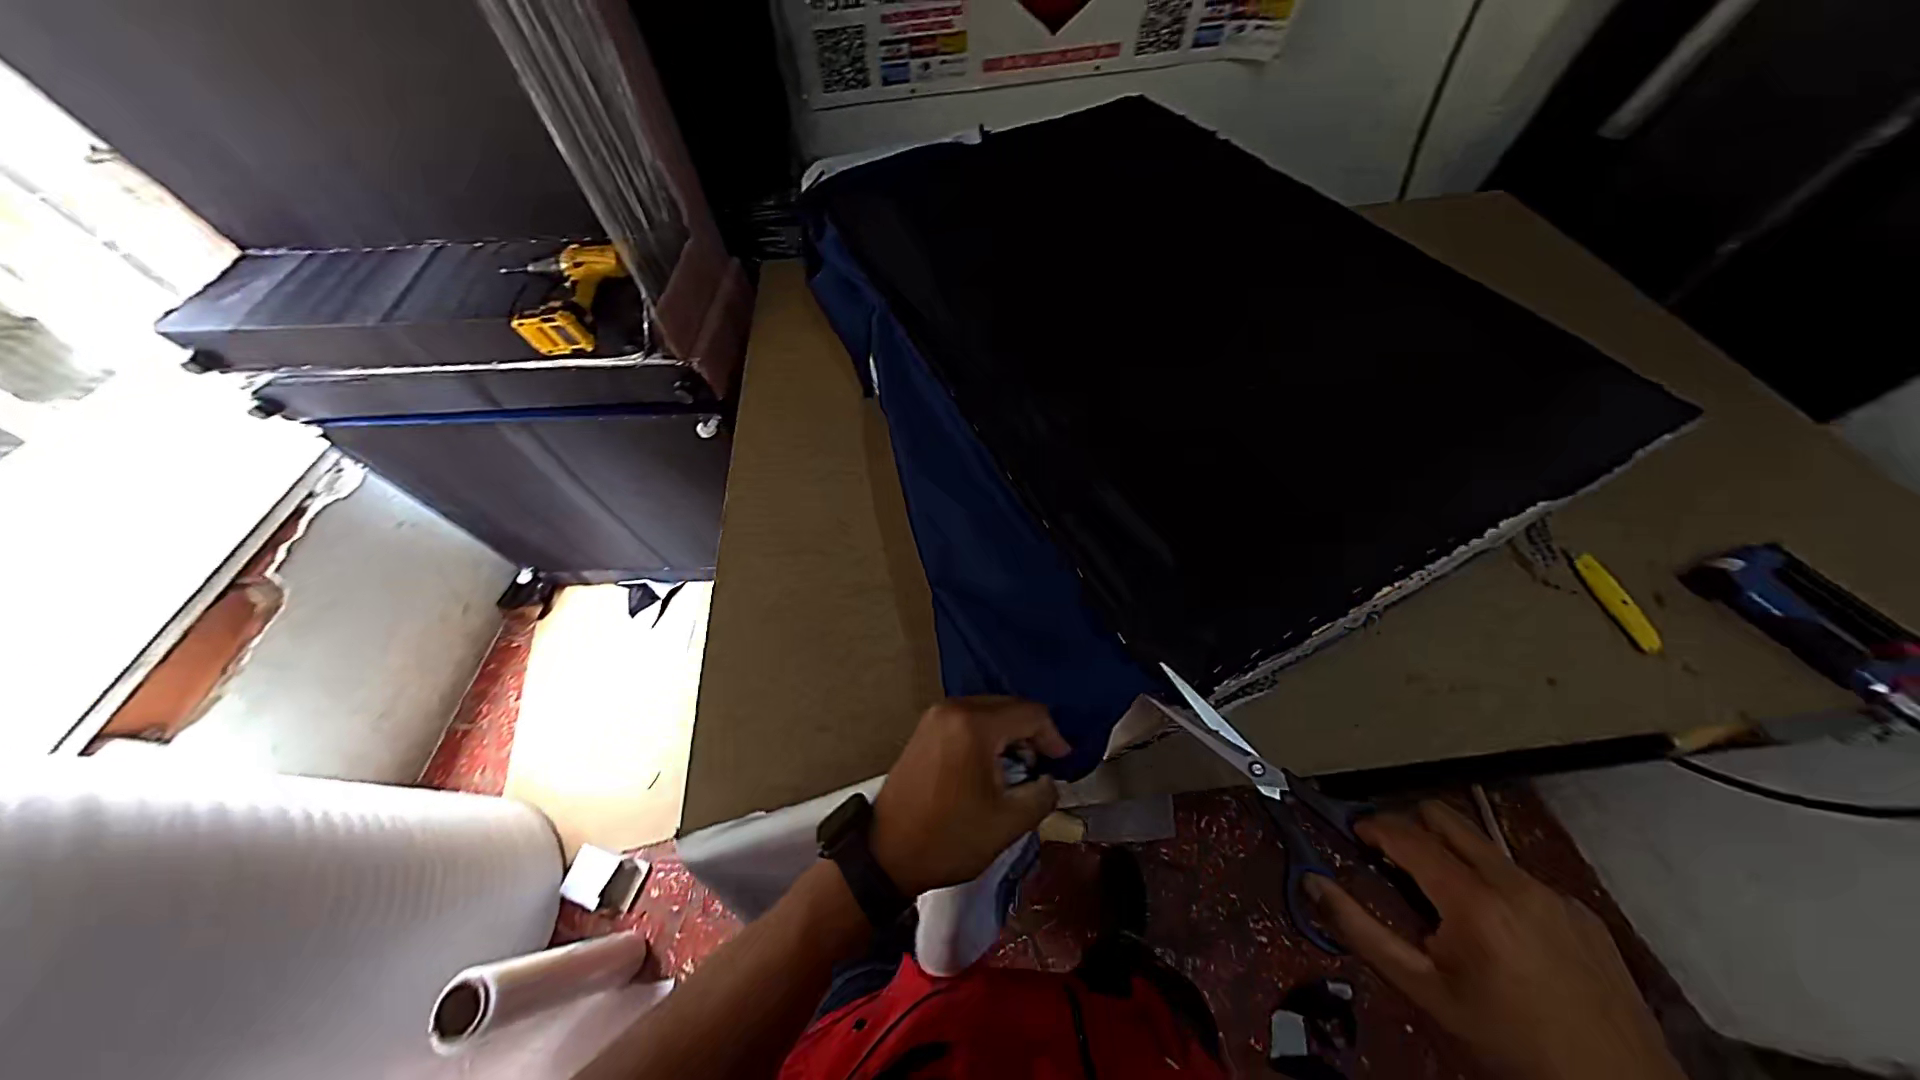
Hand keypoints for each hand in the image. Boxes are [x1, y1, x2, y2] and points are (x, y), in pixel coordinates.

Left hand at [869, 696, 1069, 895]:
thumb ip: (1043, 793)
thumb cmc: (948, 838)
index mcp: (973, 725)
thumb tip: (1048, 780)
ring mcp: (934, 717)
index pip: (1030, 713)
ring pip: (988, 712)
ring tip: (1017, 771)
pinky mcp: (924, 730)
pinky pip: (967, 720)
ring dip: (1008, 735)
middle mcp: (952, 710)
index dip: (1054, 736)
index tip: (1062, 762)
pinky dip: (986, 737)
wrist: (886, 854)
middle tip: (1042, 767)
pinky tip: (990, 767)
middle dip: (1031, 734)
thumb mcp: (1008, 822)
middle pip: (1008, 707)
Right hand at [1309, 800, 1684, 1079]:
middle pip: (1446, 818)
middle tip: (1390, 860)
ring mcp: (1557, 897)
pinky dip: (1494, 886)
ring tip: (1442, 904)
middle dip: (1409, 826)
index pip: (1407, 834)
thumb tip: (1313, 884)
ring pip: (1484, 846)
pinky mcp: (1586, 916)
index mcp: (1474, 902)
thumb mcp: (1423, 992)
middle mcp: (1517, 884)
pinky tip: (1498, 935)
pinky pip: (1522, 879)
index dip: (1371, 826)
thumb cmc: (1508, 1044)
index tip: (1353, 834)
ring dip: (1451, 856)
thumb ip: (1360, 930)